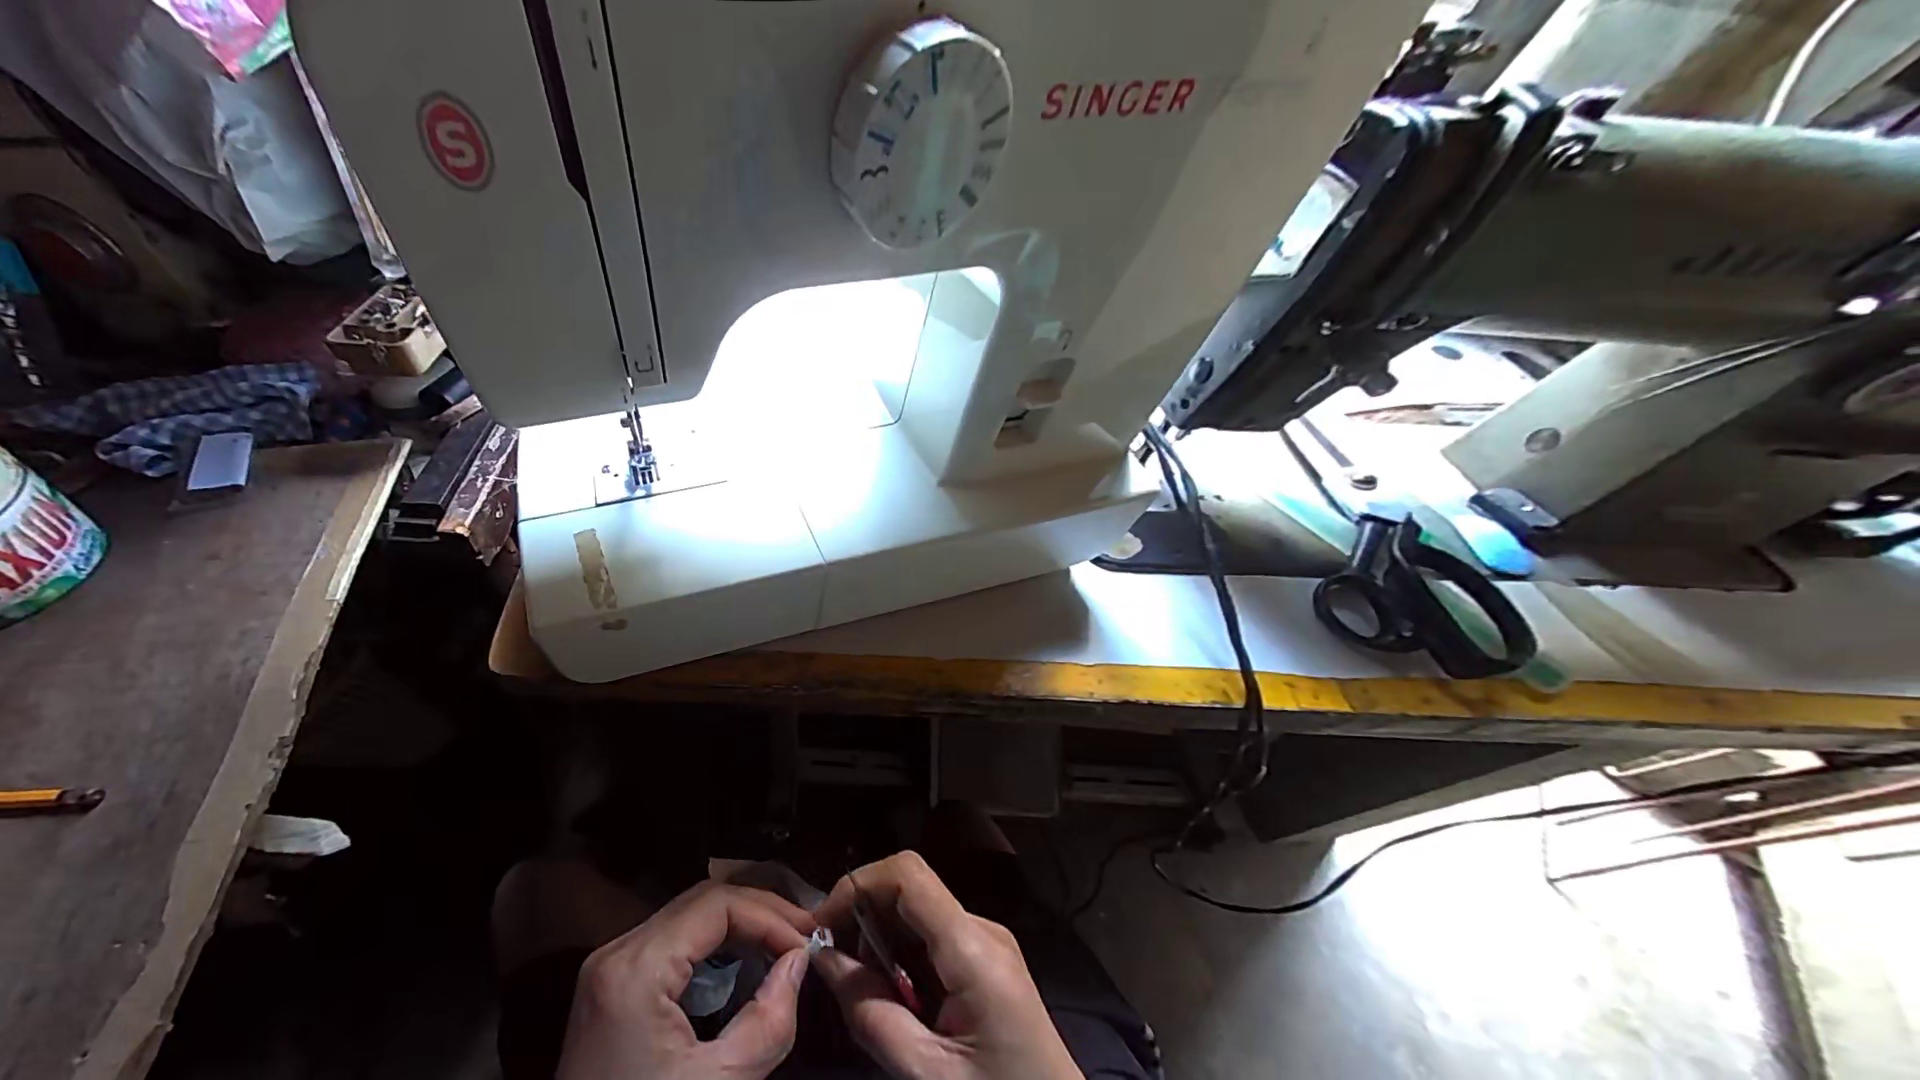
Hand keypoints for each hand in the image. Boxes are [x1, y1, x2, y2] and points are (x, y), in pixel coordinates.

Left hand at [557, 881, 813, 1079]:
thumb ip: (768, 1019)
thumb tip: (798, 961)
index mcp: (636, 969)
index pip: (718, 905)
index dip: (771, 917)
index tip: (807, 944)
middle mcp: (618, 952)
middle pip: (703, 900)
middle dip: (761, 912)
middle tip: (805, 933)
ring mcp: (610, 967)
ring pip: (690, 914)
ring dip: (742, 922)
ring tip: (784, 942)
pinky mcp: (613, 985)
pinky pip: (675, 938)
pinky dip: (717, 941)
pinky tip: (746, 959)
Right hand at [811, 852, 1081, 1079]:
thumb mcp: (928, 1074)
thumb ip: (871, 1015)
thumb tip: (824, 959)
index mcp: (973, 947)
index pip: (908, 874)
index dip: (857, 886)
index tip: (821, 928)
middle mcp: (981, 929)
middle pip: (909, 890)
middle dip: (864, 920)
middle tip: (838, 975)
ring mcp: (987, 941)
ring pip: (917, 914)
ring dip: (881, 944)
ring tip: (870, 999)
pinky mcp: (986, 959)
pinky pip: (932, 938)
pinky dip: (902, 959)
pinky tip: (899, 1003)